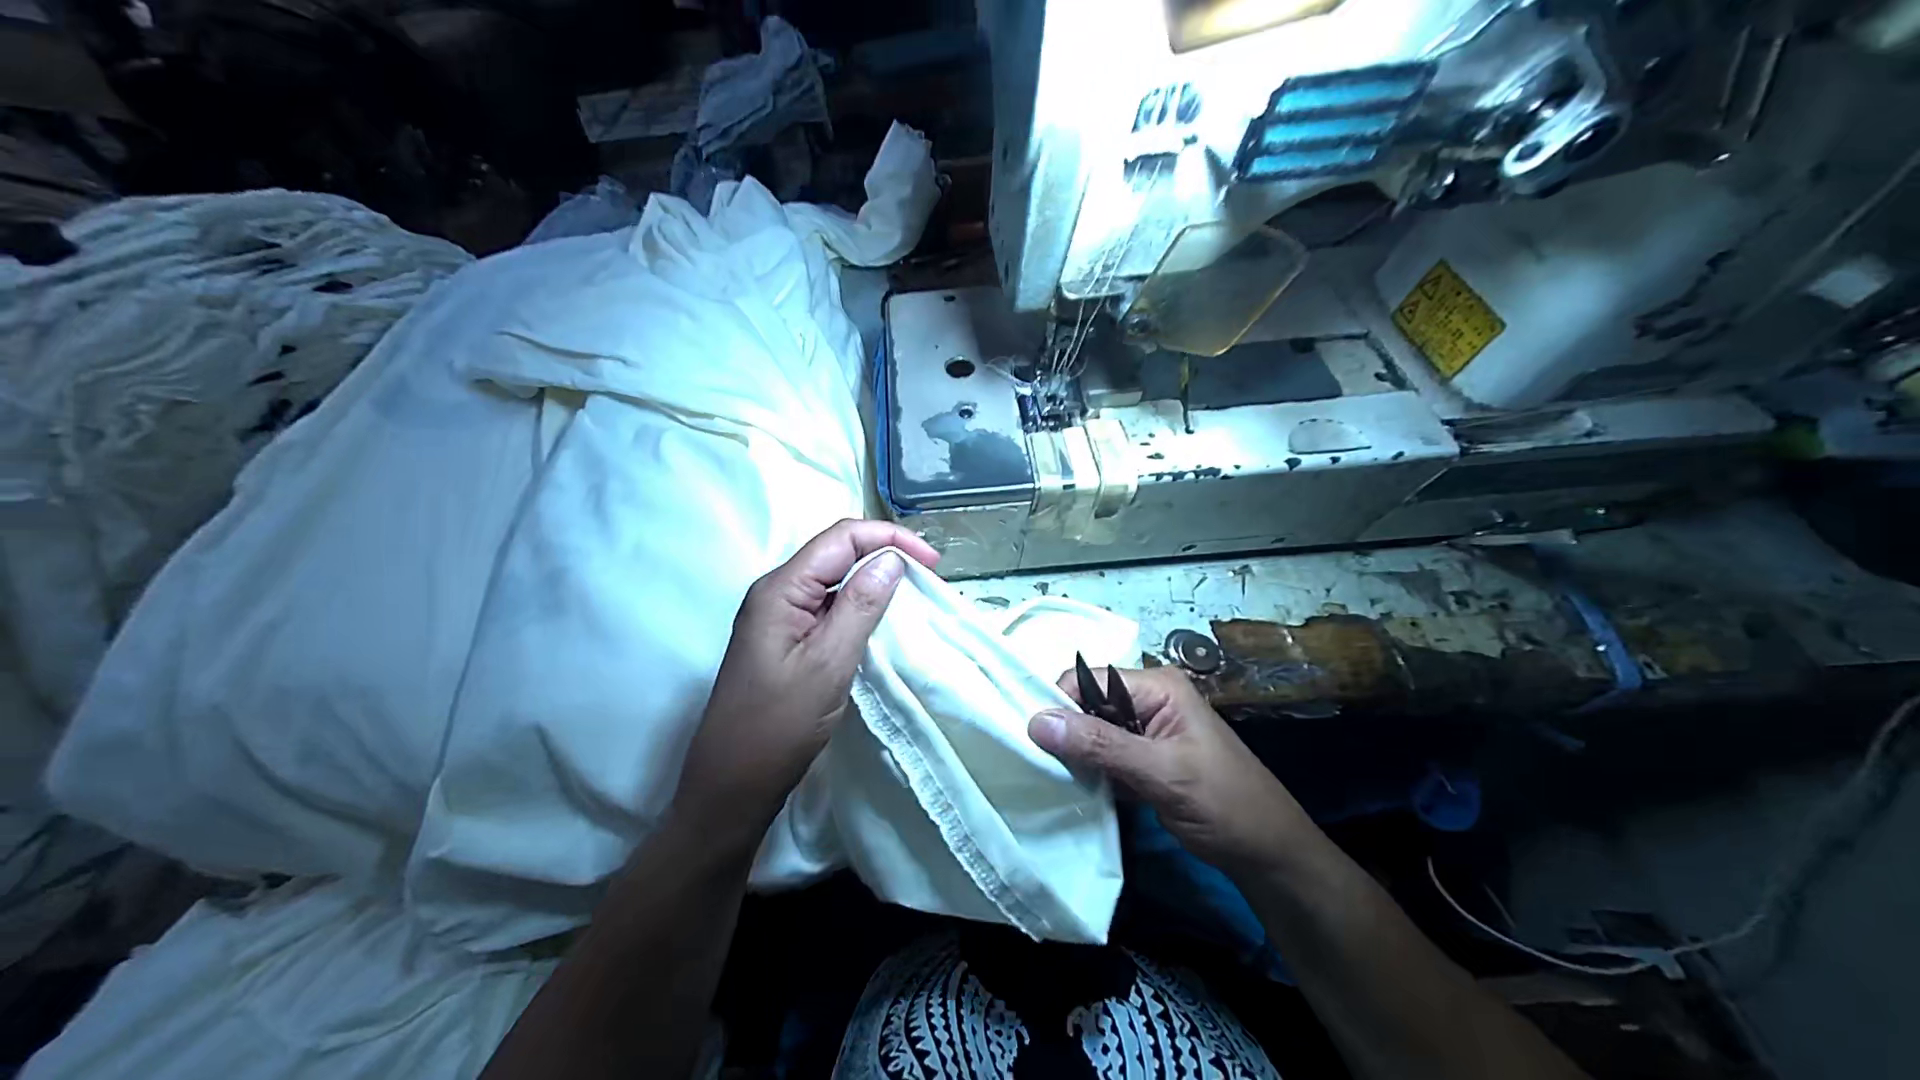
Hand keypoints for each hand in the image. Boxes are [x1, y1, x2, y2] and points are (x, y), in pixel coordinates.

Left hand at [673, 519, 938, 835]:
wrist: (732, 785)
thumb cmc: (778, 726)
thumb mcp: (828, 663)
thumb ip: (860, 605)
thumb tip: (891, 559)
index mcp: (780, 589)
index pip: (841, 537)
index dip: (890, 539)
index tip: (933, 563)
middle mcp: (776, 593)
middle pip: (836, 553)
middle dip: (885, 556)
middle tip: (929, 580)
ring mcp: (778, 617)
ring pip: (834, 580)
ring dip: (874, 582)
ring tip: (914, 598)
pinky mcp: (785, 640)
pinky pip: (827, 608)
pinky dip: (859, 607)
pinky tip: (882, 623)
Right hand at [1029, 666, 1316, 874]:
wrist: (1267, 852)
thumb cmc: (1223, 803)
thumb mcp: (1160, 772)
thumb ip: (1100, 745)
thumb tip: (1037, 720)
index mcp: (1157, 686)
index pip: (1088, 680)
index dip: (1058, 703)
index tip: (1030, 738)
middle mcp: (1148, 699)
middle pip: (1086, 703)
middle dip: (1063, 730)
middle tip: (1036, 761)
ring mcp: (1146, 729)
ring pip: (1091, 731)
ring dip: (1073, 752)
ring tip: (1049, 775)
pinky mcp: (1143, 758)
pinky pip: (1103, 753)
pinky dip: (1087, 768)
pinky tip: (1072, 786)